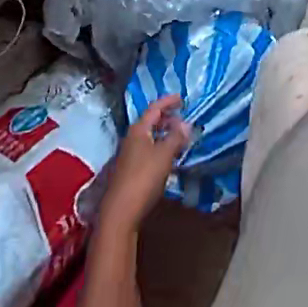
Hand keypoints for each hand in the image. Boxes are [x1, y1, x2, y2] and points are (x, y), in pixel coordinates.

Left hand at [100, 94, 192, 235]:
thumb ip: (175, 138)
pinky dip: (161, 146)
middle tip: (184, 118)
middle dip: (167, 117)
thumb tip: (186, 123)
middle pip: (150, 121)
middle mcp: (132, 137)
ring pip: (150, 135)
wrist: (122, 208)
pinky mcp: (132, 167)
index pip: (154, 108)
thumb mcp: (164, 156)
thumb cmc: (143, 178)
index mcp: (138, 129)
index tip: (181, 97)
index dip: (167, 101)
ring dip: (164, 133)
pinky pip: (149, 149)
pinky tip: (170, 156)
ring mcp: (130, 152)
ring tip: (180, 136)